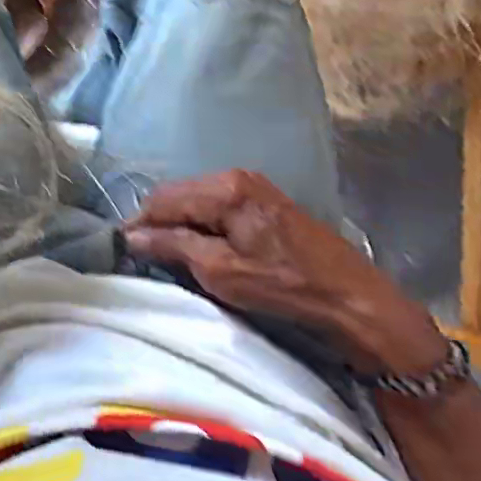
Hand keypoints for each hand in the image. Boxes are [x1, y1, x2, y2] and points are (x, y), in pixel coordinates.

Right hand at [121, 170, 445, 373]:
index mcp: (225, 189)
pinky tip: (198, 247)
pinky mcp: (264, 201)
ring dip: (176, 224)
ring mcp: (253, 186)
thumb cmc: (287, 288)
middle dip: (155, 223)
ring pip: (192, 200)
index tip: (123, 252)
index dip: (137, 226)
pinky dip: (198, 224)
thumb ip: (171, 246)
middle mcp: (236, 177)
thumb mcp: (220, 271)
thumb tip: (131, 237)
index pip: (159, 200)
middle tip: (145, 256)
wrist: (357, 303)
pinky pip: (212, 206)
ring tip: (169, 255)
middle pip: (174, 195)